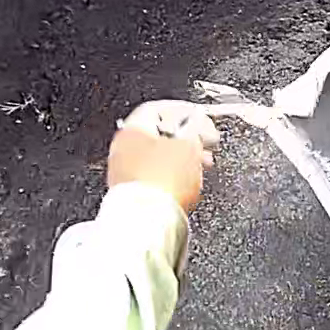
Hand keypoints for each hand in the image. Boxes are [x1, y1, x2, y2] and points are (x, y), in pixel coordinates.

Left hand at [108, 100, 222, 211]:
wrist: (149, 219)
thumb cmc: (164, 180)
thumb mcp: (189, 146)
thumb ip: (195, 130)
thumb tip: (198, 121)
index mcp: (132, 130)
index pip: (158, 110)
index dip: (184, 111)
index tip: (200, 118)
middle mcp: (122, 149)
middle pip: (158, 135)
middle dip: (186, 138)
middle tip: (206, 142)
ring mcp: (125, 172)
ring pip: (158, 156)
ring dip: (182, 157)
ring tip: (202, 164)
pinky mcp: (134, 192)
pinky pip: (156, 176)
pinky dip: (173, 174)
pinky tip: (188, 181)